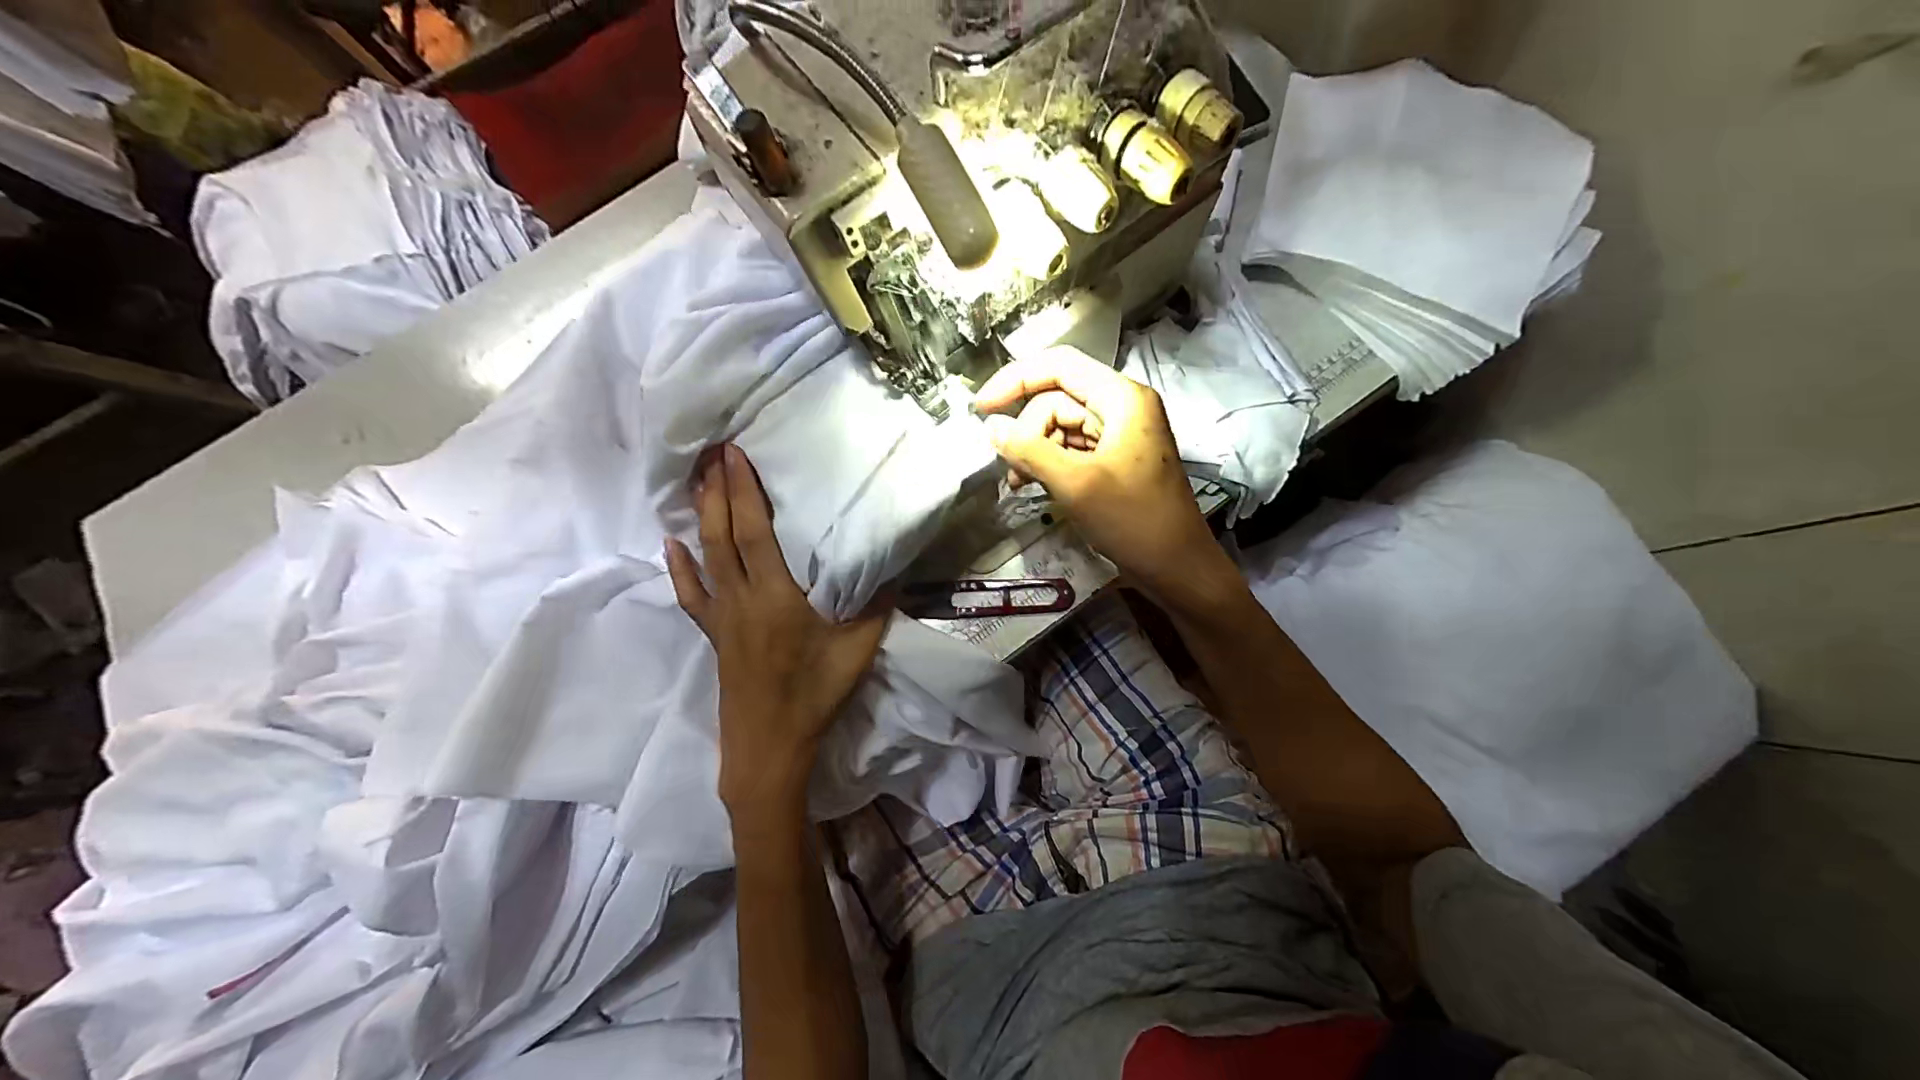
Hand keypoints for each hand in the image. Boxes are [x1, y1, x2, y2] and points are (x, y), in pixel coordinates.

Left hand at [666, 444, 889, 815]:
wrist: (769, 744)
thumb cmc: (815, 695)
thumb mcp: (857, 650)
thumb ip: (876, 605)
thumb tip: (895, 567)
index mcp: (776, 595)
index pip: (753, 531)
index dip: (743, 490)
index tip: (736, 455)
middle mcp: (741, 597)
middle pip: (721, 533)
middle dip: (717, 489)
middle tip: (712, 450)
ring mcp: (721, 615)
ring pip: (703, 555)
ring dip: (699, 515)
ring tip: (696, 480)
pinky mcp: (713, 634)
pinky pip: (690, 594)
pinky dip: (679, 566)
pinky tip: (670, 544)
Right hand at [974, 347, 1228, 606]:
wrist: (1178, 567)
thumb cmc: (1134, 521)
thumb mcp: (1076, 484)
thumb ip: (1029, 450)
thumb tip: (991, 427)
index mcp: (1122, 399)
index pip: (1060, 366)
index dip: (1015, 380)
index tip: (981, 408)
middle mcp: (1122, 407)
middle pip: (1057, 399)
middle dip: (1028, 430)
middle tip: (1011, 468)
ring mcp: (1119, 434)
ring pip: (1060, 426)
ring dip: (1035, 450)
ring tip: (1020, 483)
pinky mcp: (1114, 459)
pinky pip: (1072, 448)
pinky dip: (1049, 463)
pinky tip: (1033, 485)